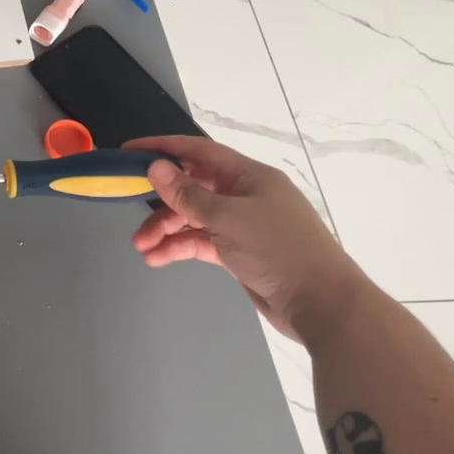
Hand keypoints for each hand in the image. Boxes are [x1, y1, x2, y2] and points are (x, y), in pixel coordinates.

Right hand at [125, 135, 371, 340]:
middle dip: (160, 200)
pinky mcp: (240, 252)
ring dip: (165, 229)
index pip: (198, 152)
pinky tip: (157, 258)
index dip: (163, 148)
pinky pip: (200, 241)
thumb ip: (187, 194)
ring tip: (141, 246)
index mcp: (248, 177)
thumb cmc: (279, 250)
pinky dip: (179, 248)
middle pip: (192, 187)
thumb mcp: (227, 218)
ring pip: (193, 218)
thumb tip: (155, 167)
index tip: (129, 152)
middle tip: (128, 209)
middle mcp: (245, 196)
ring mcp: (243, 225)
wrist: (324, 306)